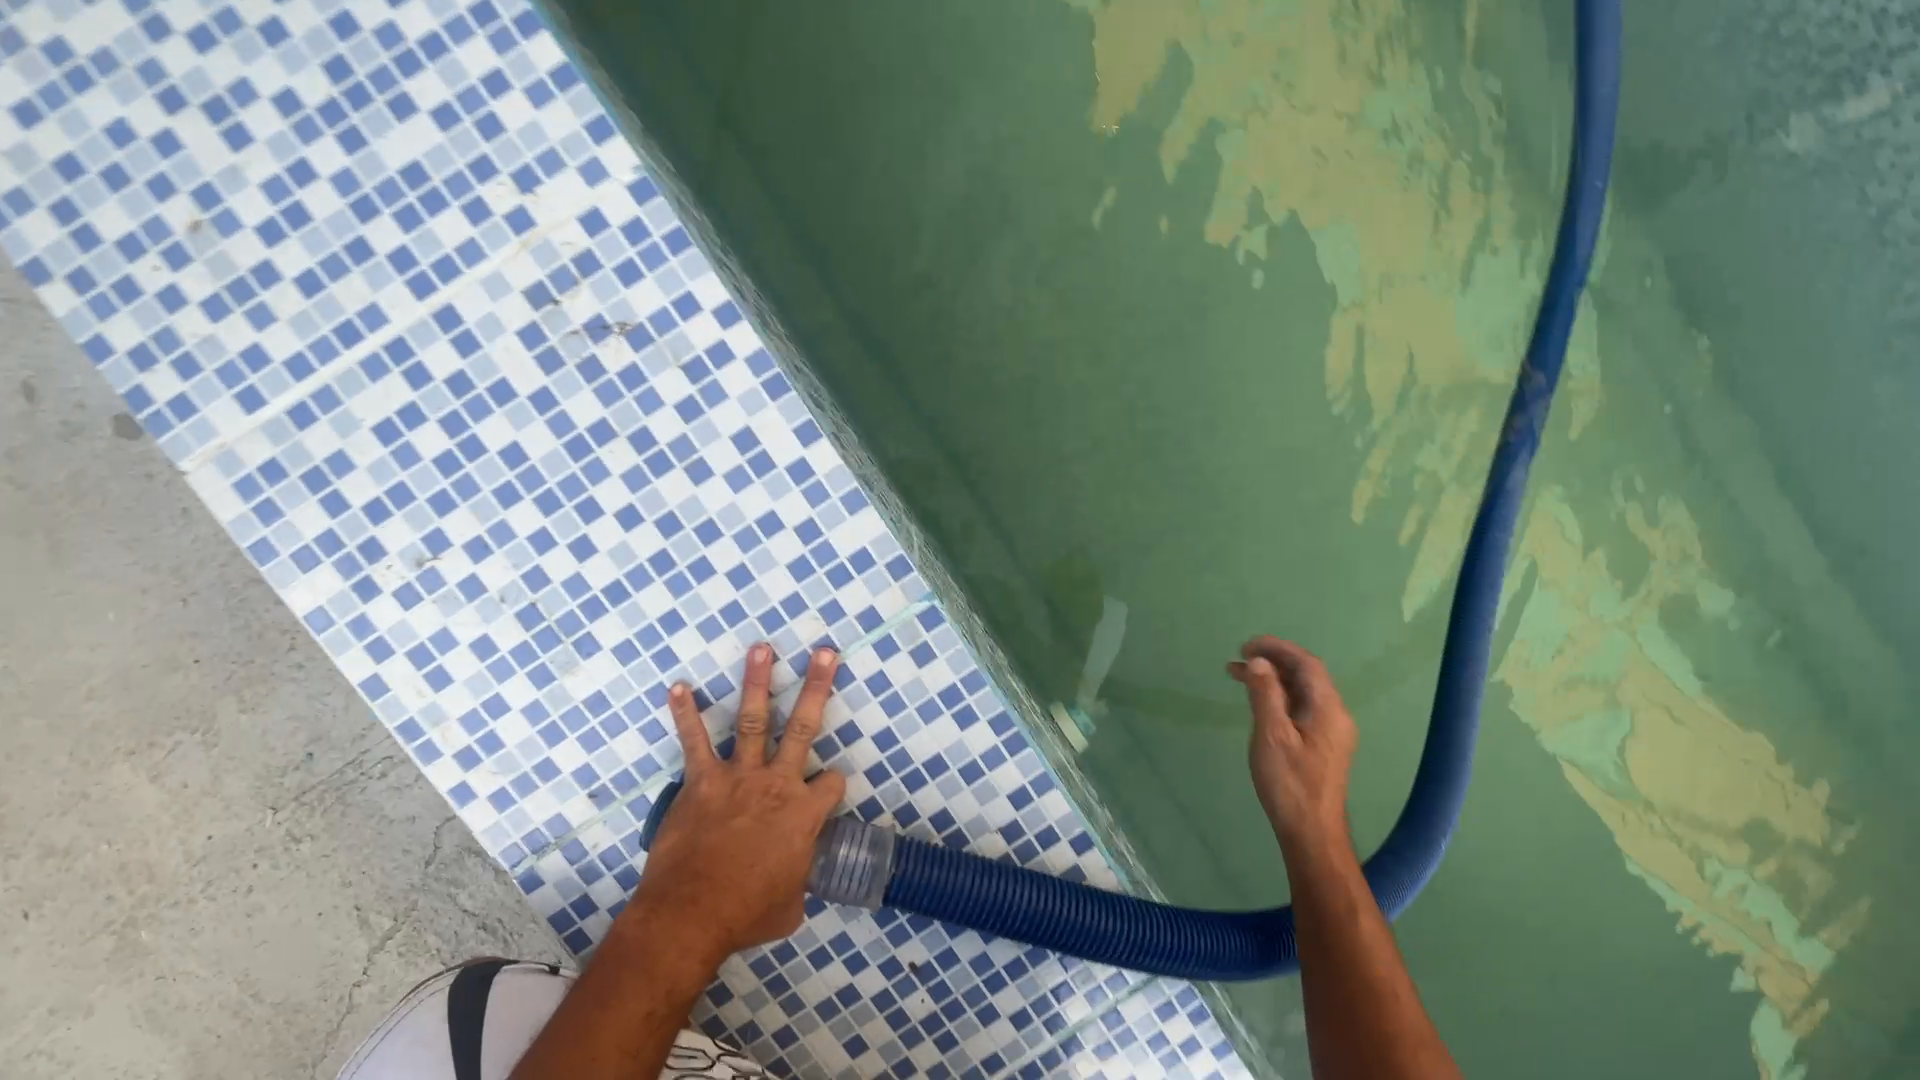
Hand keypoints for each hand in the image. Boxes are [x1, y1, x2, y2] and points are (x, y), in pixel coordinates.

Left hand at [626, 643, 847, 966]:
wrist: (691, 914)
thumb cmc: (746, 915)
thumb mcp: (790, 908)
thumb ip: (797, 883)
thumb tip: (792, 884)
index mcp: (805, 815)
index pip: (833, 784)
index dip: (833, 786)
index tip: (827, 792)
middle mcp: (778, 784)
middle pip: (803, 727)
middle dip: (816, 686)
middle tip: (824, 652)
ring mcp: (738, 777)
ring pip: (753, 719)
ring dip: (757, 681)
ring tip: (762, 648)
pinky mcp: (701, 782)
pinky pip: (693, 742)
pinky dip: (685, 714)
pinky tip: (678, 687)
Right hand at [1228, 637, 1357, 862]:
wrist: (1312, 832)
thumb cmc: (1290, 784)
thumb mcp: (1271, 736)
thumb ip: (1265, 695)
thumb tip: (1259, 662)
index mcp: (1328, 709)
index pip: (1306, 664)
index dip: (1277, 648)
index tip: (1246, 645)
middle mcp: (1335, 715)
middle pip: (1306, 675)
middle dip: (1272, 661)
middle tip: (1238, 657)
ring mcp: (1330, 732)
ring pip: (1301, 693)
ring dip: (1272, 680)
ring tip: (1237, 675)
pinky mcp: (1322, 746)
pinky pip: (1300, 709)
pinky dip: (1277, 698)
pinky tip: (1258, 703)